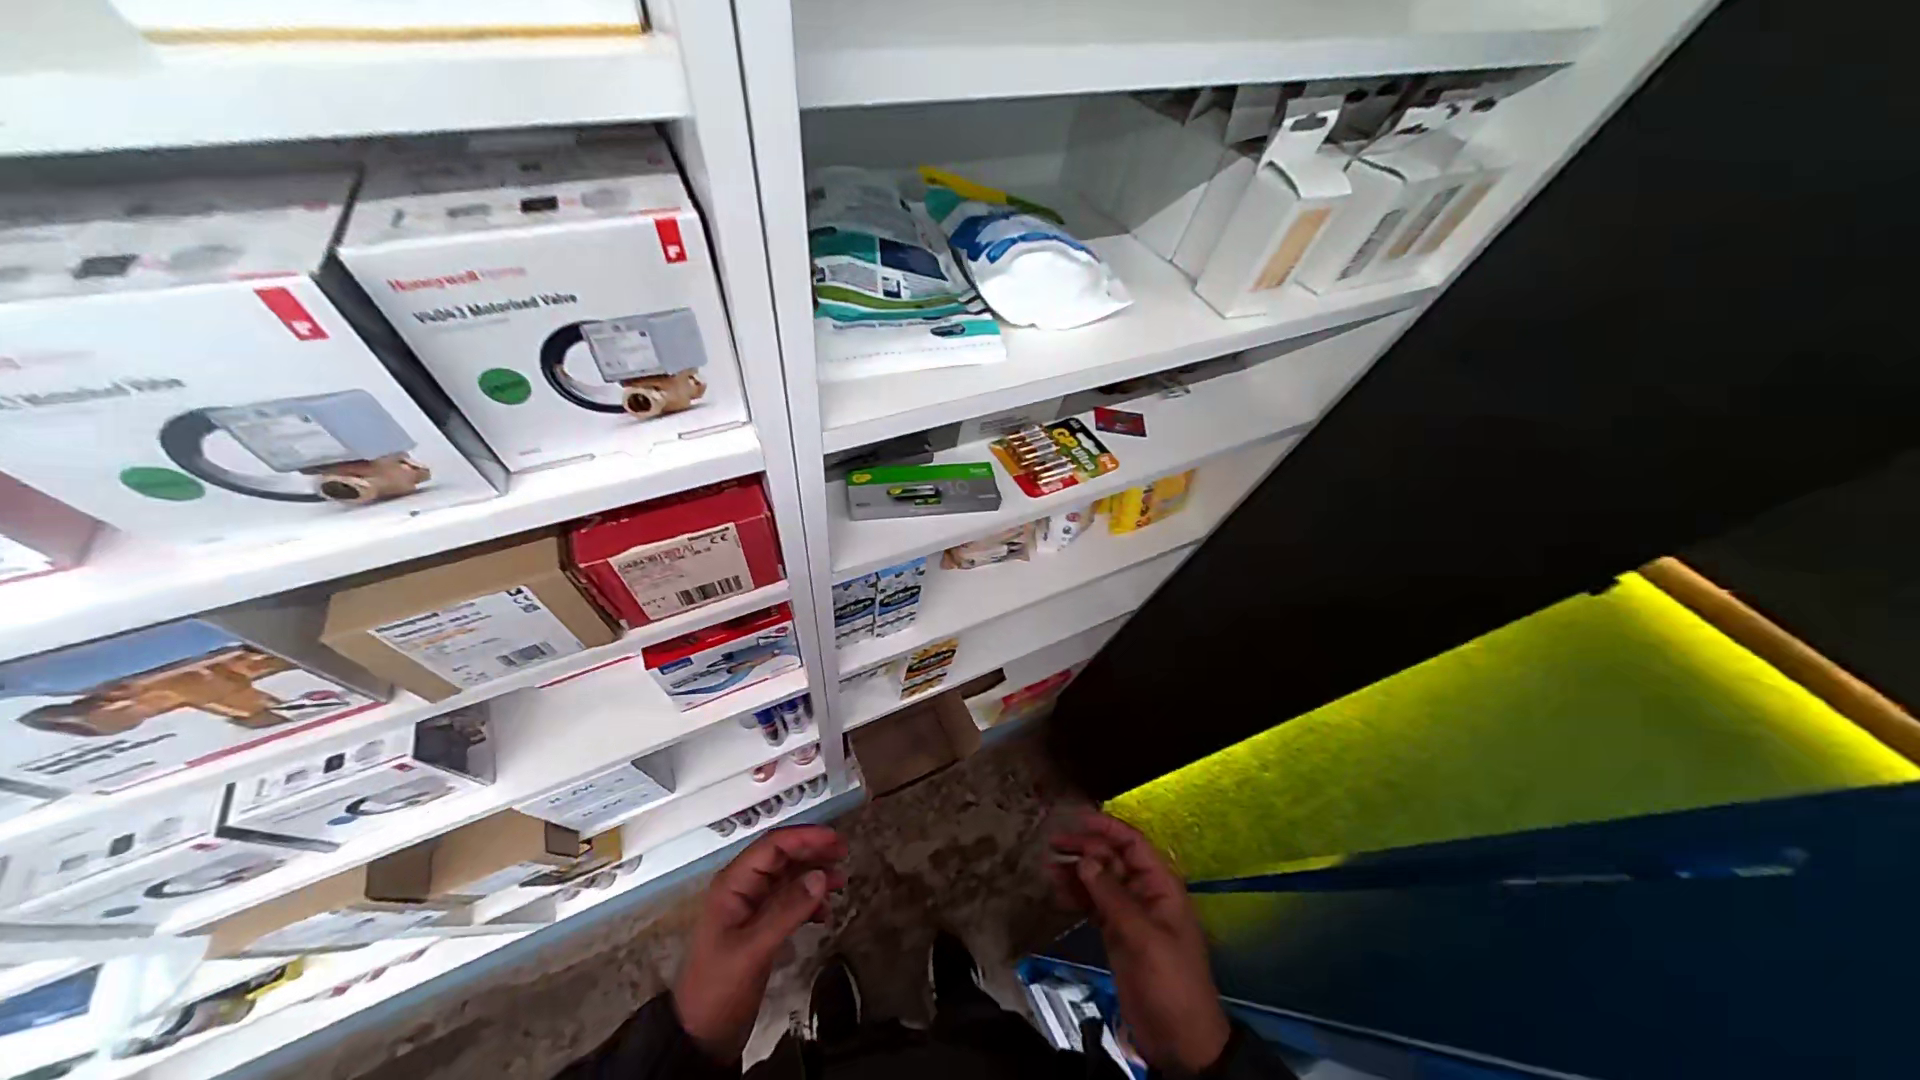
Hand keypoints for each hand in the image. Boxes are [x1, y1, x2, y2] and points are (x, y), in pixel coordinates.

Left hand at [673, 826, 847, 1061]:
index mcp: (733, 884)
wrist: (700, 1036)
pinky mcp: (761, 928)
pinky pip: (789, 902)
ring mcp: (752, 908)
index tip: (835, 839)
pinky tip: (824, 914)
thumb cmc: (719, 988)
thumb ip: (787, 910)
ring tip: (840, 882)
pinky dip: (809, 902)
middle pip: (782, 857)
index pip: (772, 846)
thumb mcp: (753, 949)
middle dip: (813, 852)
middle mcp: (743, 889)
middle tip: (844, 854)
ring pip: (788, 878)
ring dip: (814, 876)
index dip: (804, 837)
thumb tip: (821, 876)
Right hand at [1049, 811, 1229, 1075]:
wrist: (1181, 1041)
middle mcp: (1145, 894)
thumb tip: (1086, 860)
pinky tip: (1058, 893)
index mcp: (1161, 887)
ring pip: (1100, 881)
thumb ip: (1113, 897)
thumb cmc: (1170, 984)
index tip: (1076, 819)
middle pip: (1112, 860)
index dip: (1106, 828)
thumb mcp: (1144, 938)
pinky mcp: (1117, 935)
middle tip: (1053, 844)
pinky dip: (1077, 896)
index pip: (1132, 844)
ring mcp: (1131, 915)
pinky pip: (1094, 905)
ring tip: (1048, 867)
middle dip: (1085, 849)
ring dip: (1076, 872)